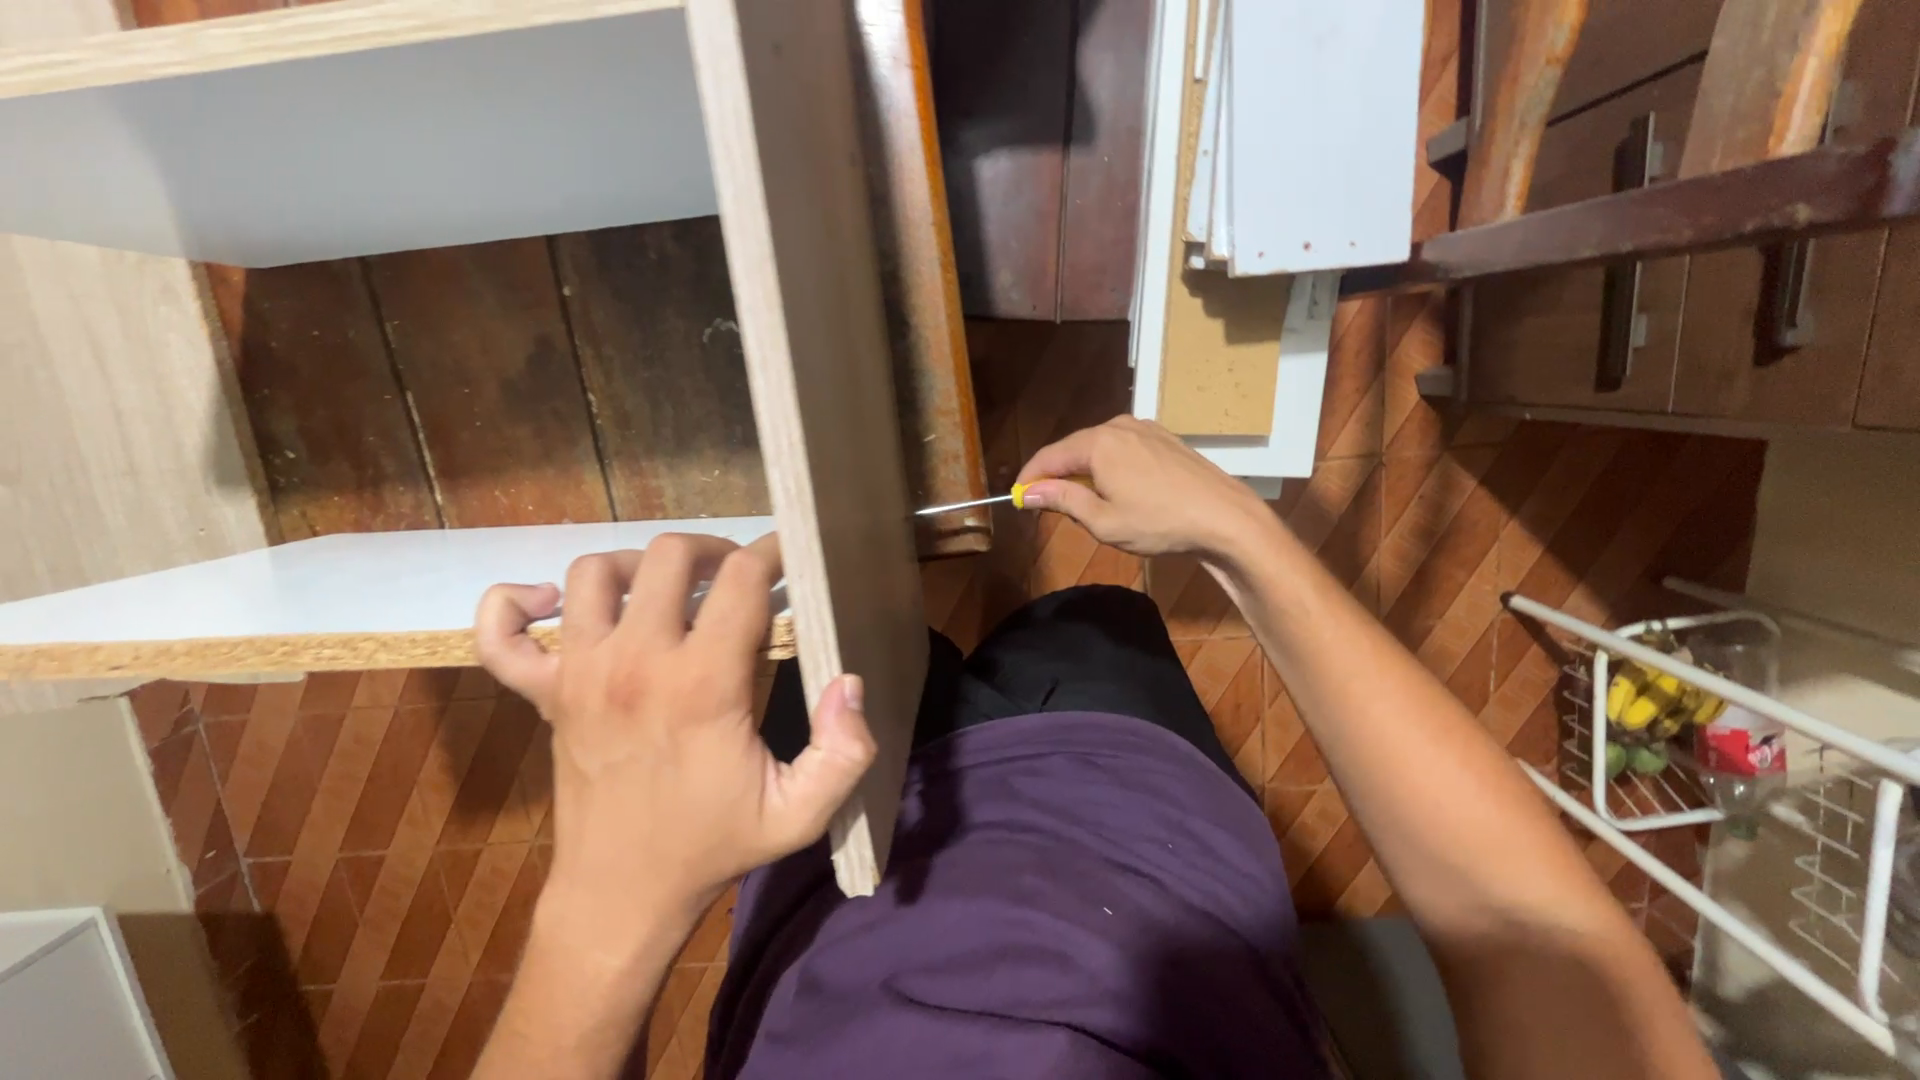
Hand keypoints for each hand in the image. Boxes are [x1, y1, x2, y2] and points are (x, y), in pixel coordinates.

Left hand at [471, 533, 875, 943]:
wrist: (622, 893)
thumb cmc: (714, 845)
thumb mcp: (800, 813)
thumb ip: (844, 751)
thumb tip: (849, 682)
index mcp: (701, 685)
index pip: (742, 580)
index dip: (774, 554)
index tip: (790, 558)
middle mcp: (634, 664)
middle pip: (668, 556)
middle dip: (713, 550)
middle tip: (737, 576)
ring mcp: (579, 675)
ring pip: (592, 573)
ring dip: (636, 565)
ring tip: (668, 588)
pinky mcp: (543, 694)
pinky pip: (500, 632)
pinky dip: (514, 604)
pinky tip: (549, 603)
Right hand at [1015, 416, 1279, 562]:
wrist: (1224, 518)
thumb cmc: (1158, 523)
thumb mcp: (1102, 520)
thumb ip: (1062, 500)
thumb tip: (1028, 491)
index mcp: (1098, 443)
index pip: (1049, 456)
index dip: (1029, 478)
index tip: (1017, 497)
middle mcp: (1118, 426)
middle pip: (1073, 447)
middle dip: (1055, 473)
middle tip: (1042, 501)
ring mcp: (1144, 429)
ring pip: (1098, 446)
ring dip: (1082, 469)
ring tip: (1078, 499)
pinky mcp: (1164, 438)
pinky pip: (1121, 447)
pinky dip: (1107, 465)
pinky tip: (1112, 488)